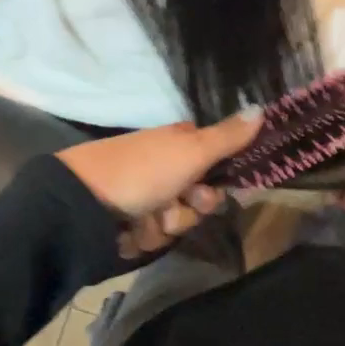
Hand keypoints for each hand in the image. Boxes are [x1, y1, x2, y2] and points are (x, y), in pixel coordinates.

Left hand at [57, 113, 260, 255]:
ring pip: (178, 222)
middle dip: (190, 209)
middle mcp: (164, 168)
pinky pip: (153, 237)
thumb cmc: (142, 171)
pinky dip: (143, 236)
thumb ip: (228, 137)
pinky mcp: (128, 223)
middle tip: (176, 202)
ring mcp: (145, 197)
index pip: (216, 164)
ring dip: (165, 225)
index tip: (211, 187)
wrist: (82, 203)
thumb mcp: (191, 151)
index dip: (218, 181)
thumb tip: (262, 108)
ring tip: (144, 217)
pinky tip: (128, 229)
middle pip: (200, 200)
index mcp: (178, 144)